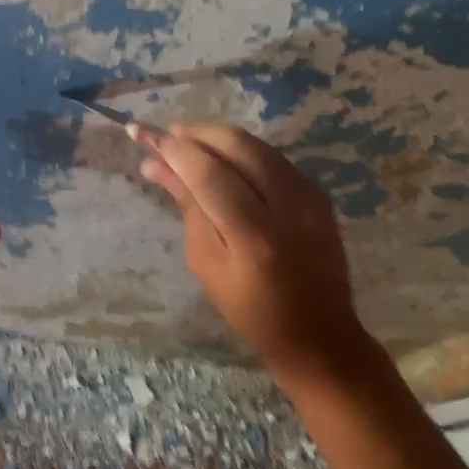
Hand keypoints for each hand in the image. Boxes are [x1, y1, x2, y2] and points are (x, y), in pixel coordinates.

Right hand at [139, 124, 368, 381]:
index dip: (177, 151)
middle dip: (198, 134)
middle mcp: (287, 208)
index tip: (149, 137)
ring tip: (189, 141)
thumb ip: (187, 206)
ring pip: (256, 145)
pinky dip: (243, 150)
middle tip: (168, 136)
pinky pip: (273, 157)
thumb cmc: (251, 310)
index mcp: (254, 237)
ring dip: (219, 137)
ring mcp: (309, 197)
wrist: (319, 334)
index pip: (209, 174)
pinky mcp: (318, 194)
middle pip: (237, 147)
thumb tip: (155, 163)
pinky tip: (223, 157)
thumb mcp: (207, 263)